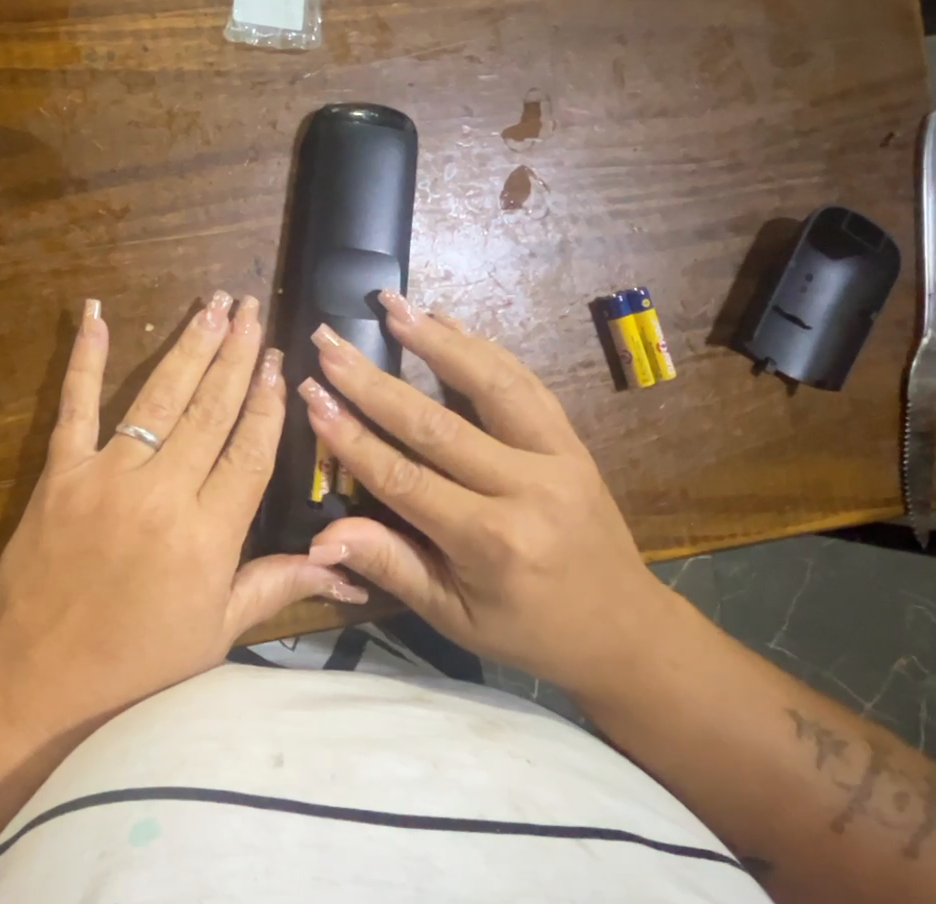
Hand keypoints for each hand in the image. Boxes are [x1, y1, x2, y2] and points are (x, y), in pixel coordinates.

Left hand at [0, 292, 366, 727]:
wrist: (35, 672)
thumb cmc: (133, 662)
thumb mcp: (214, 633)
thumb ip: (275, 587)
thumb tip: (344, 567)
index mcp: (208, 534)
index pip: (250, 452)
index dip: (268, 403)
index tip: (281, 360)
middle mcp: (163, 492)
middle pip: (211, 411)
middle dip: (237, 356)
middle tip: (254, 308)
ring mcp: (107, 475)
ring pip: (158, 399)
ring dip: (189, 347)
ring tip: (215, 306)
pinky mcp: (60, 471)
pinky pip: (75, 406)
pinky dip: (84, 359)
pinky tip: (94, 314)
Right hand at [296, 290, 677, 696]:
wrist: (624, 629)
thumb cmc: (527, 631)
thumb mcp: (453, 614)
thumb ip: (390, 565)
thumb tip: (322, 540)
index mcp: (492, 541)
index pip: (404, 478)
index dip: (351, 437)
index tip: (311, 395)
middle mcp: (527, 488)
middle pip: (436, 423)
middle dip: (373, 380)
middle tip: (327, 343)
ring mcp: (558, 456)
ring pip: (490, 384)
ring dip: (435, 340)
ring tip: (389, 304)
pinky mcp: (572, 440)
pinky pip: (523, 384)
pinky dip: (483, 348)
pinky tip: (447, 322)